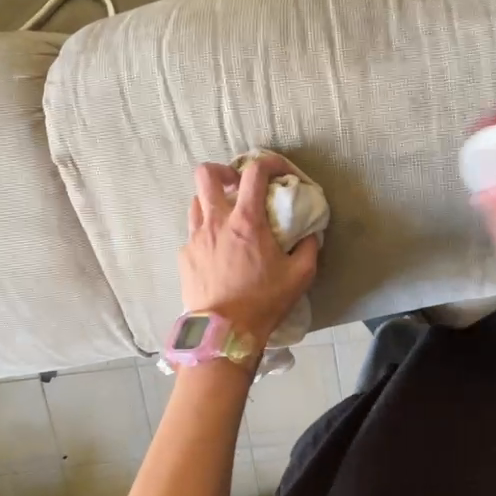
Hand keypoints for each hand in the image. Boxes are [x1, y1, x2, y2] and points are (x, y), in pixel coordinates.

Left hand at [181, 154, 318, 340]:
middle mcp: (216, 221)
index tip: (280, 173)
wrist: (225, 332)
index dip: (270, 162)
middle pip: (206, 173)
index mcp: (246, 220)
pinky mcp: (185, 257)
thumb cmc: (264, 303)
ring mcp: (195, 238)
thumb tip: (310, 233)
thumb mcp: (300, 275)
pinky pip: (193, 233)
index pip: (254, 171)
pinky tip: (218, 253)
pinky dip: (206, 233)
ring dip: (212, 202)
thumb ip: (309, 247)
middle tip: (238, 187)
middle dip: (223, 172)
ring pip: (196, 201)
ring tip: (227, 220)